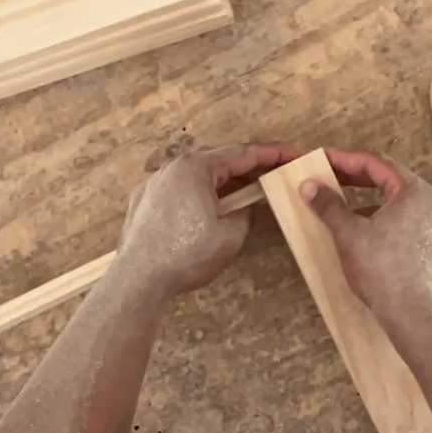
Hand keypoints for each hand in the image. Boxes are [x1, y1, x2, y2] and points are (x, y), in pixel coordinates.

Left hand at [116, 143, 301, 295]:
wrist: (139, 279)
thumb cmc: (187, 256)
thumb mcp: (230, 236)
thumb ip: (247, 215)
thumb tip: (250, 208)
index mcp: (197, 168)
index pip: (242, 153)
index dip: (272, 154)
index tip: (292, 155)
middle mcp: (173, 167)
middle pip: (219, 159)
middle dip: (248, 167)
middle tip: (272, 176)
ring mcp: (155, 182)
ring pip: (197, 174)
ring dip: (223, 181)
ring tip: (245, 194)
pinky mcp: (144, 200)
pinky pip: (180, 188)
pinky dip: (201, 192)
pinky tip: (210, 208)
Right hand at [298, 149, 431, 317]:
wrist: (409, 312)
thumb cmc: (381, 268)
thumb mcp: (349, 233)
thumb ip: (329, 205)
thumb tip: (307, 185)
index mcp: (413, 191)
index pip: (375, 163)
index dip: (345, 159)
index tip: (321, 158)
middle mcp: (426, 202)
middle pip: (386, 179)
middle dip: (354, 177)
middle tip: (327, 175)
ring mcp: (428, 224)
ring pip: (391, 201)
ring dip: (363, 198)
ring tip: (338, 201)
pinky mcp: (423, 243)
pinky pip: (396, 219)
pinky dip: (374, 217)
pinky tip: (356, 228)